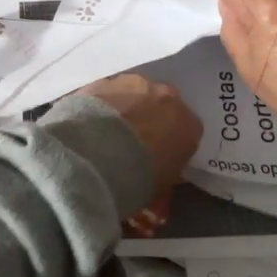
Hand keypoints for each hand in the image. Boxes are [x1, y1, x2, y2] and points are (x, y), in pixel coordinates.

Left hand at [75, 73, 200, 228]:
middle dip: (150, 120)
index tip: (157, 160)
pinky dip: (101, 105)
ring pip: (134, 94)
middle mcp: (166, 96)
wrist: (97, 153)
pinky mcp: (103, 80)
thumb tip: (155, 196)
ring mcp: (133, 83)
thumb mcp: (159, 191)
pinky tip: (88, 124)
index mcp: (189, 124)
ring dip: (125, 109)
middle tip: (131, 144)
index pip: (188, 132)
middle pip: (161, 106)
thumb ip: (162, 182)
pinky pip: (107, 93)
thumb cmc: (138, 178)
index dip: (172, 145)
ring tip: (105, 134)